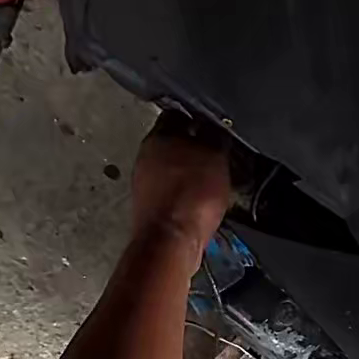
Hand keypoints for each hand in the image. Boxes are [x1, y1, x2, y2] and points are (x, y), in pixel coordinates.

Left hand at [129, 111, 230, 247]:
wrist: (170, 243)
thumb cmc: (192, 196)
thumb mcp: (215, 158)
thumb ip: (215, 138)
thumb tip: (214, 130)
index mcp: (157, 136)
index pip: (178, 115)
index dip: (199, 120)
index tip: (214, 130)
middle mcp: (144, 157)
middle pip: (171, 144)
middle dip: (191, 149)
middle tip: (214, 159)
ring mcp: (143, 186)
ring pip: (169, 171)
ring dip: (186, 175)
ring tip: (209, 185)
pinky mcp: (148, 211)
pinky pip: (170, 196)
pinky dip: (183, 197)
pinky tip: (198, 207)